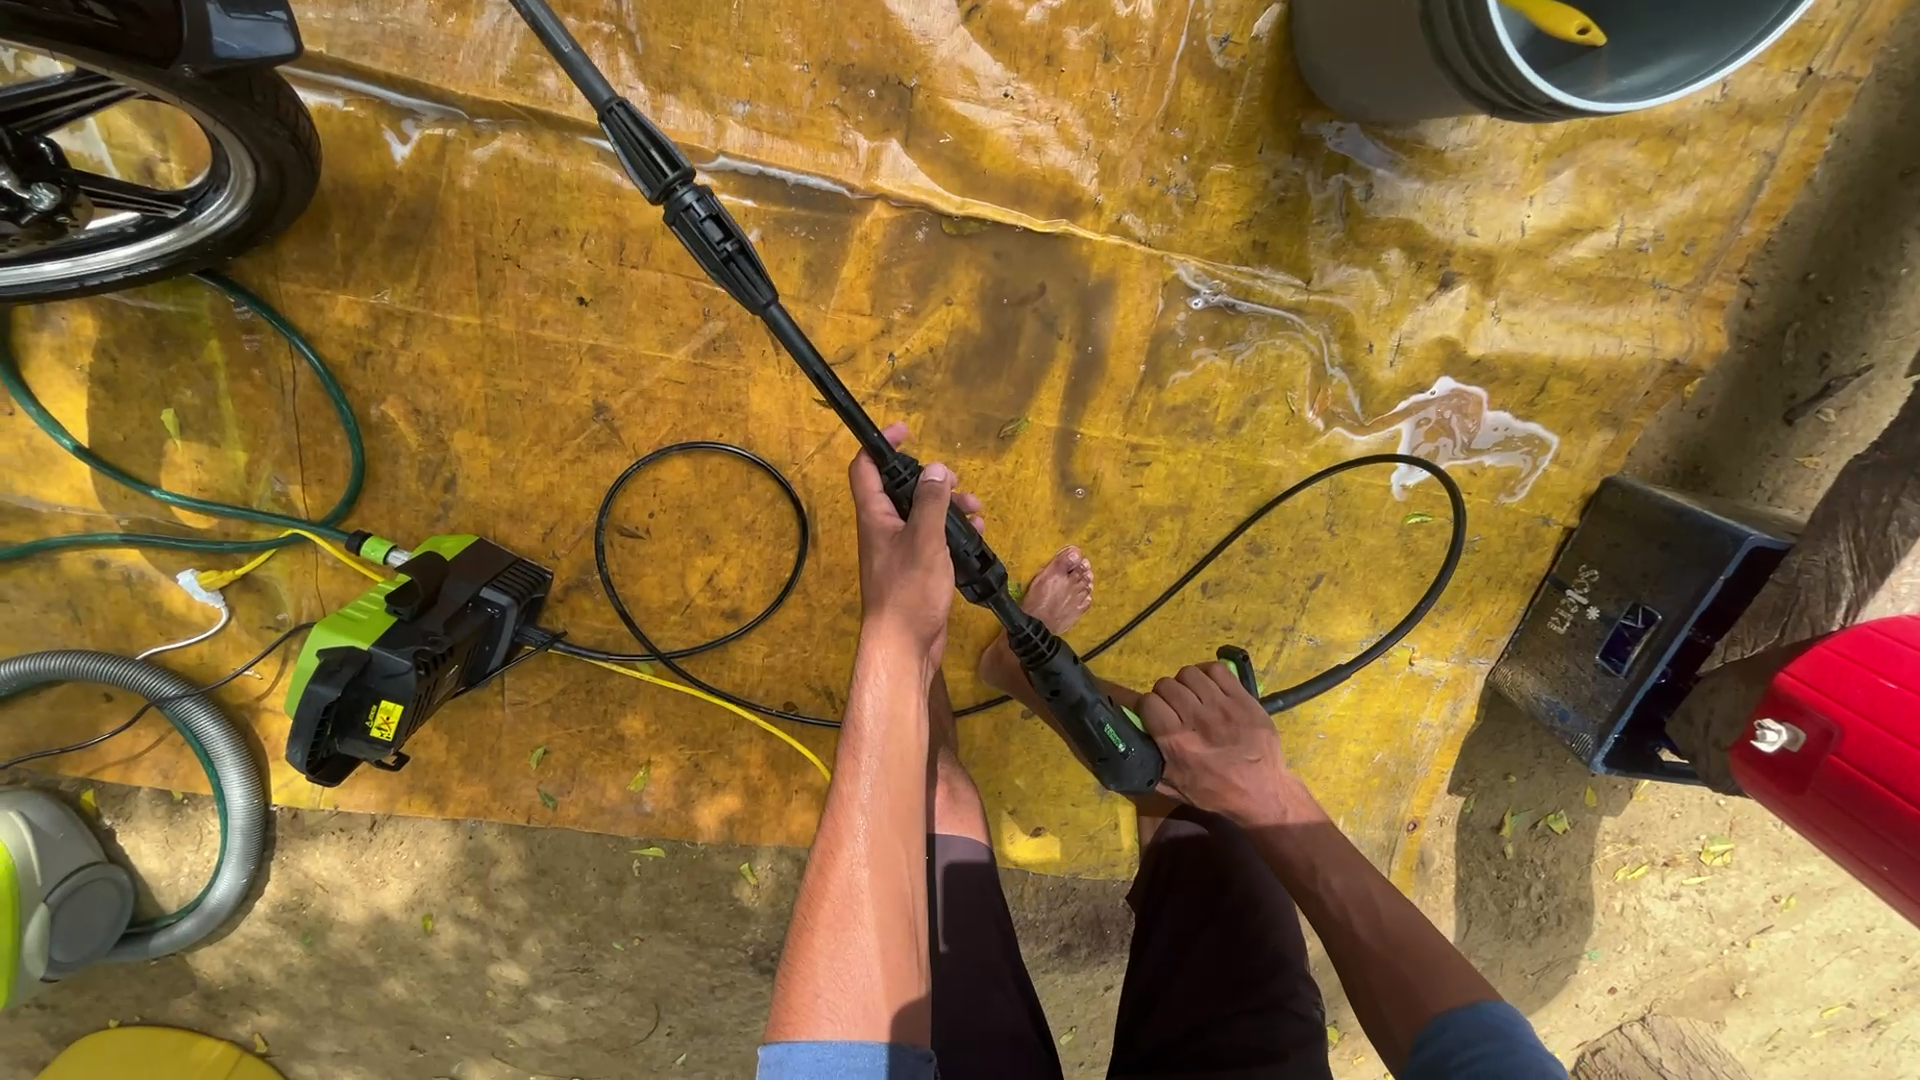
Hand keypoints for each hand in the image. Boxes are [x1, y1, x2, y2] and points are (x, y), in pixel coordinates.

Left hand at [847, 423, 983, 665]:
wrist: (905, 645)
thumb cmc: (909, 591)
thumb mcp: (924, 540)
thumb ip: (931, 502)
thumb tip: (936, 469)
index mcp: (875, 516)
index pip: (865, 469)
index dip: (881, 446)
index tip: (907, 433)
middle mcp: (885, 529)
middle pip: (903, 490)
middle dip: (932, 481)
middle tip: (957, 484)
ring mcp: (901, 551)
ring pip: (924, 515)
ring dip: (949, 508)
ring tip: (976, 513)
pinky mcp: (918, 570)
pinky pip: (935, 541)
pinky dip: (954, 535)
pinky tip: (976, 538)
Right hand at [1133, 663, 1309, 826]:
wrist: (1264, 793)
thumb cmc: (1217, 793)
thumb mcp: (1175, 788)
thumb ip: (1149, 764)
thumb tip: (1129, 742)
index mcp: (1177, 742)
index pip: (1148, 702)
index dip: (1147, 706)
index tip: (1153, 714)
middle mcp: (1197, 720)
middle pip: (1166, 684)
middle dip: (1164, 694)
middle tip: (1173, 707)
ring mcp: (1223, 707)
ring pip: (1189, 674)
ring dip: (1185, 683)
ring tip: (1192, 696)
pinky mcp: (1244, 700)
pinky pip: (1217, 670)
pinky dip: (1207, 674)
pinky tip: (1209, 687)